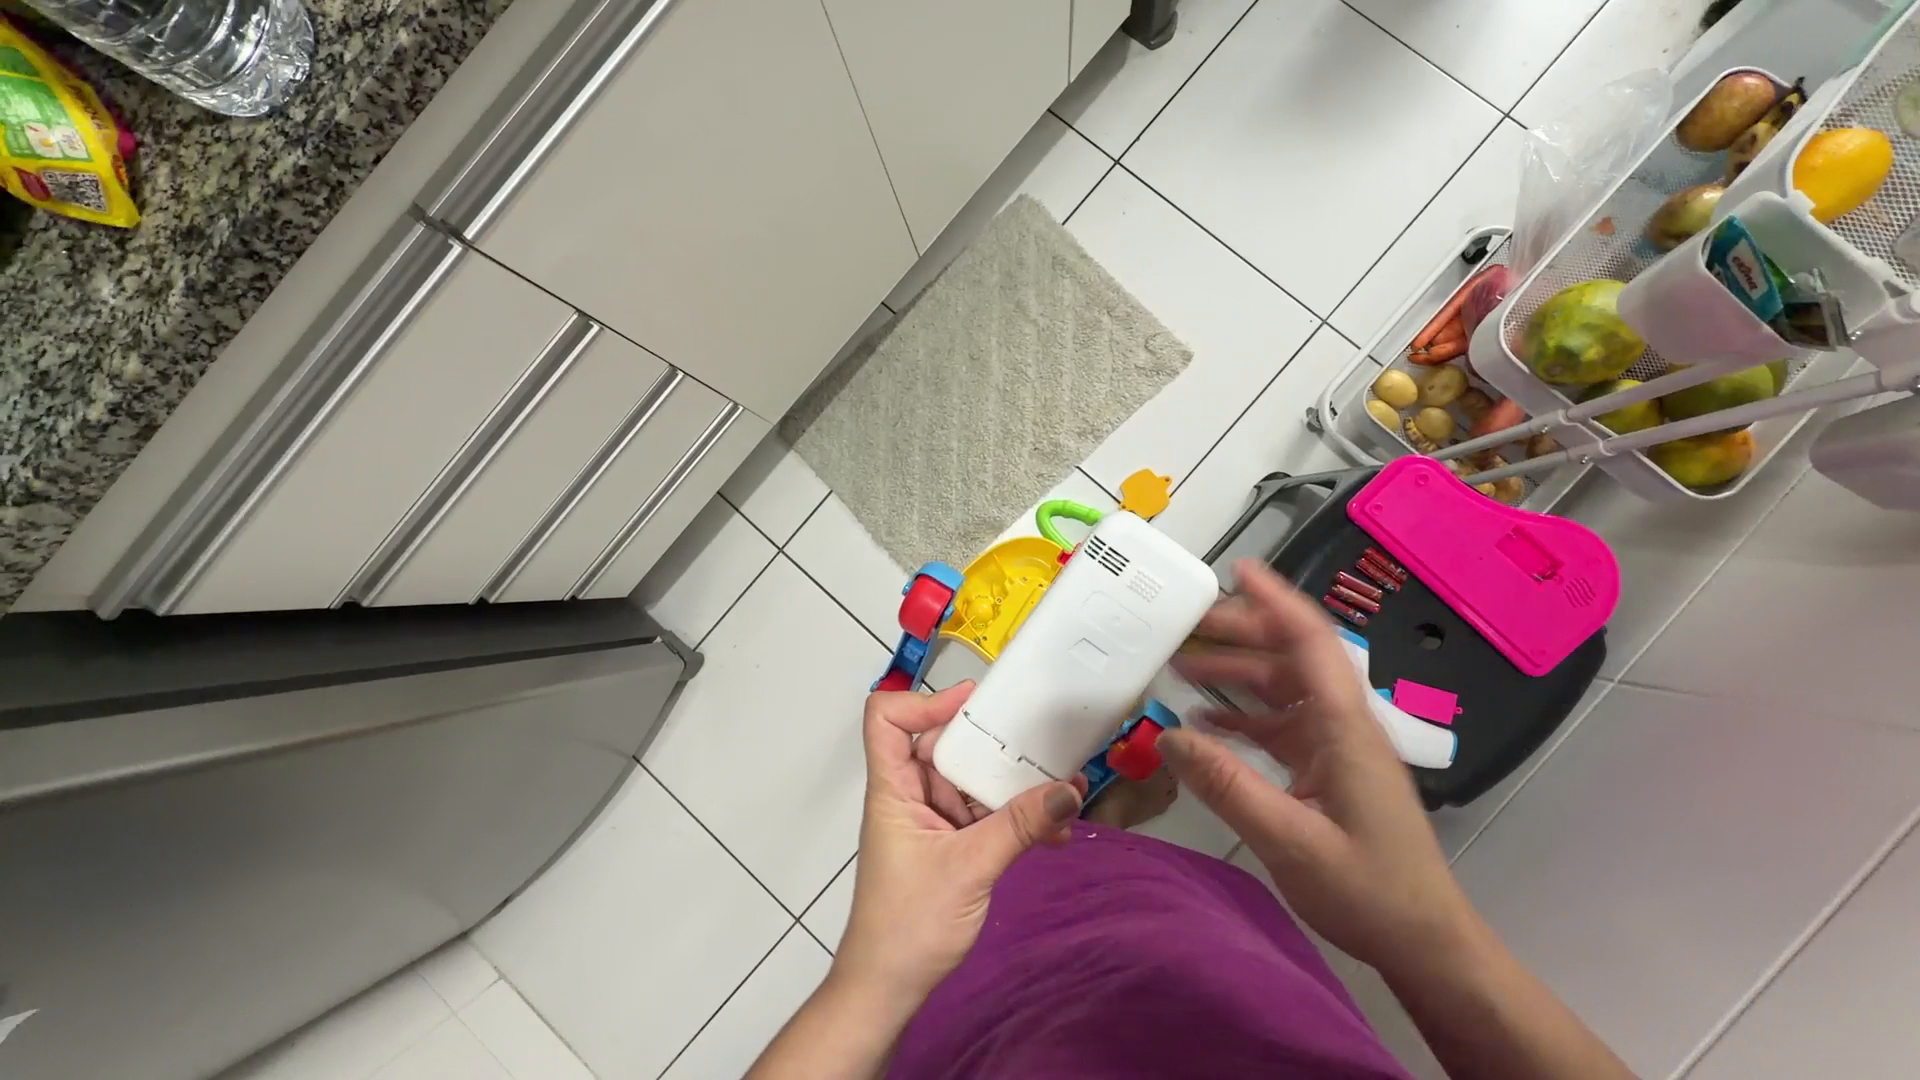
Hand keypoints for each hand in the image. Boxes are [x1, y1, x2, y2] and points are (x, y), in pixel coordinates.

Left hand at [831, 682, 1084, 1007]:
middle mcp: (911, 794)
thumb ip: (1019, 826)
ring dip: (1014, 783)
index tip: (975, 705)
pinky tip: (1055, 828)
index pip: (886, 719)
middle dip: (992, 741)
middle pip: (944, 744)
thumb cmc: (909, 924)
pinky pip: (986, 814)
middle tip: (1041, 740)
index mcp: (893, 789)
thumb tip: (1068, 790)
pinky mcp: (953, 843)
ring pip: (972, 780)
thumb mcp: (970, 868)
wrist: (890, 989)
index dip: (924, 701)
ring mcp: (933, 819)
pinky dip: (1016, 816)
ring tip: (1063, 788)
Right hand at [1164, 559, 1482, 979]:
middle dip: (1242, 632)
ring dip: (1237, 671)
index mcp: (1345, 727)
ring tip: (1183, 666)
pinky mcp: (1327, 768)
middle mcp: (1343, 724)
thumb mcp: (1290, 841)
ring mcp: (1336, 745)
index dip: (1276, 600)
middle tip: (1187, 626)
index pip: (1311, 643)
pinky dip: (1242, 714)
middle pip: (1292, 657)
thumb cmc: (1369, 890)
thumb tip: (1168, 736)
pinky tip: (1205, 720)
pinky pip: (1280, 724)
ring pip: (1283, 687)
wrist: (1424, 941)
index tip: (1239, 570)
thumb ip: (1227, 786)